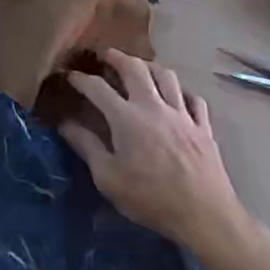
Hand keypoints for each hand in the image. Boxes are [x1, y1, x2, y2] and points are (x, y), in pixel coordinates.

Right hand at [59, 49, 252, 254]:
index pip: (98, 88)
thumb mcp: (108, 178)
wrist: (203, 214)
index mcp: (127, 118)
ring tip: (140, 67)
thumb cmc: (150, 198)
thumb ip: (86, 146)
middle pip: (135, 69)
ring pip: (167, 76)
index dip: (81, 79)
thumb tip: (65, 123)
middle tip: (106, 54)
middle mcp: (154, 106)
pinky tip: (177, 96)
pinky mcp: (203, 127)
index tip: (69, 74)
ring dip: (150, 67)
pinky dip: (182, 92)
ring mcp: (182, 114)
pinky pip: (193, 99)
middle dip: (117, 57)